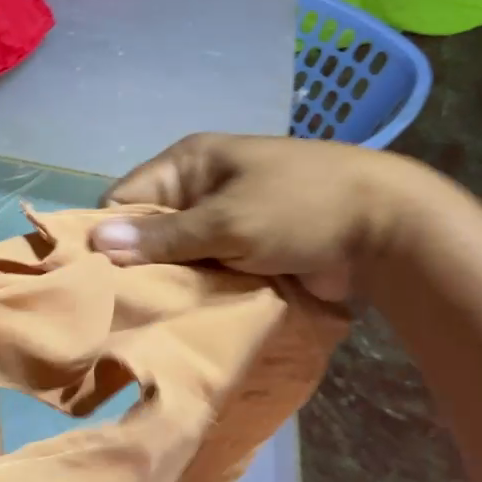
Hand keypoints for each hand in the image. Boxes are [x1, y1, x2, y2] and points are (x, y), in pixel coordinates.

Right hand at [90, 133, 440, 300]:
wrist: (388, 230)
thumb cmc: (301, 209)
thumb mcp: (226, 222)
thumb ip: (162, 238)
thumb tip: (95, 242)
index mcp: (189, 164)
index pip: (124, 199)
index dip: (107, 236)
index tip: (93, 279)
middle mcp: (200, 189)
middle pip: (146, 231)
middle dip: (135, 266)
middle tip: (117, 308)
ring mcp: (223, 222)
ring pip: (174, 258)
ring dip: (168, 283)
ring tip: (146, 318)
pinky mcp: (243, 252)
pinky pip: (204, 272)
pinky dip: (195, 291)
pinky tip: (181, 316)